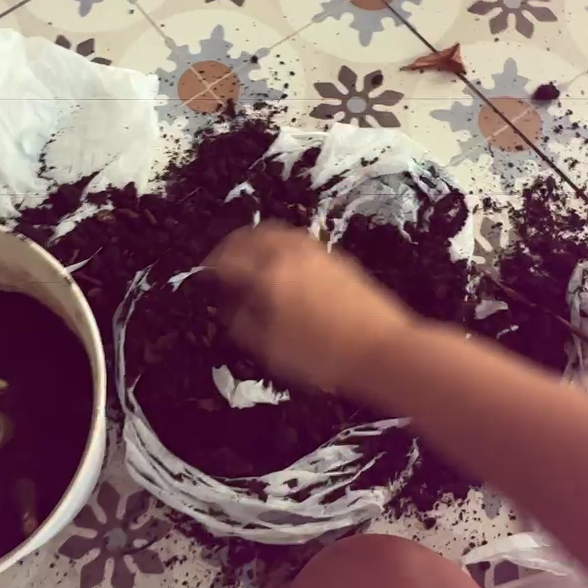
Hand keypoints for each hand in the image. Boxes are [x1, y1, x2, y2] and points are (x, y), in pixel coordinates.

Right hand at [206, 223, 416, 393]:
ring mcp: (317, 252)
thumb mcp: (270, 347)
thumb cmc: (321, 355)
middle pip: (252, 235)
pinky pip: (297, 241)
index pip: (228, 259)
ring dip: (257, 242)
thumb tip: (228, 305)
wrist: (384, 350)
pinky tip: (282, 268)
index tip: (203, 278)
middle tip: (222, 263)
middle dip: (232, 246)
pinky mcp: (337, 259)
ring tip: (250, 261)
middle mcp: (290, 253)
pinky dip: (279, 246)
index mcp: (269, 273)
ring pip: (277, 233)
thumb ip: (242, 322)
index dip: (210, 267)